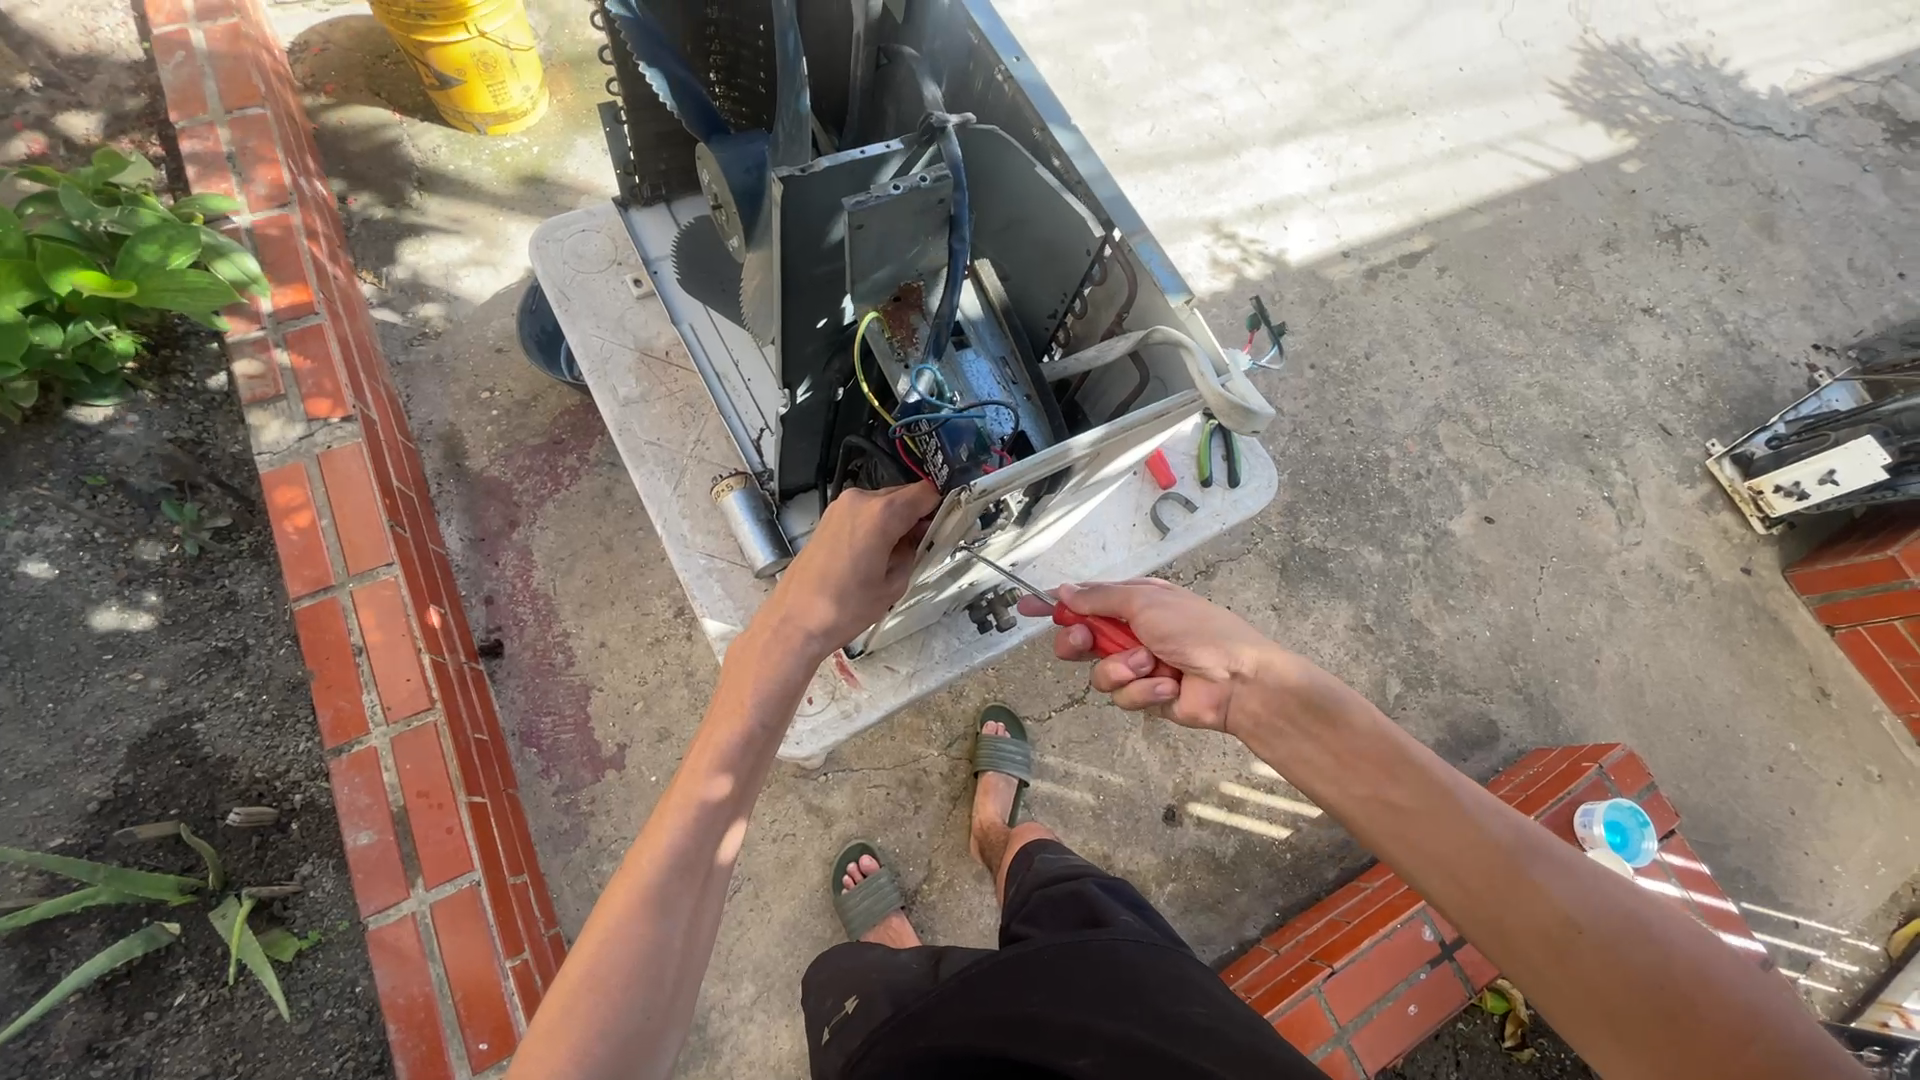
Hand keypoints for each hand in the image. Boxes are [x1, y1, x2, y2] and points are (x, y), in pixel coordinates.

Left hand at [755, 481, 941, 659]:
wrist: (794, 622)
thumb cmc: (845, 608)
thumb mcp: (894, 584)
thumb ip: (913, 552)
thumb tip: (919, 537)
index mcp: (881, 513)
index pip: (925, 493)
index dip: (940, 506)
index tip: (947, 523)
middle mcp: (859, 500)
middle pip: (903, 496)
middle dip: (917, 516)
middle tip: (925, 545)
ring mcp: (839, 507)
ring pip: (883, 505)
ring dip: (896, 522)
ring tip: (897, 556)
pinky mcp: (828, 519)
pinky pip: (864, 514)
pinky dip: (876, 526)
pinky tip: (876, 555)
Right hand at [1017, 578, 1303, 735]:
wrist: (1238, 681)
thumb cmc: (1197, 630)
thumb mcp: (1146, 601)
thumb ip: (1100, 597)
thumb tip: (1064, 589)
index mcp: (1135, 601)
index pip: (1086, 599)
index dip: (1056, 604)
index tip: (1026, 607)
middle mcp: (1133, 631)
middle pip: (1082, 638)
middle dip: (1080, 642)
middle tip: (1085, 642)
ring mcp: (1138, 665)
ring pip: (1098, 672)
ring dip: (1121, 669)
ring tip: (1149, 665)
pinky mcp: (1145, 696)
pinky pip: (1123, 695)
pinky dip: (1143, 691)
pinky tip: (1166, 687)